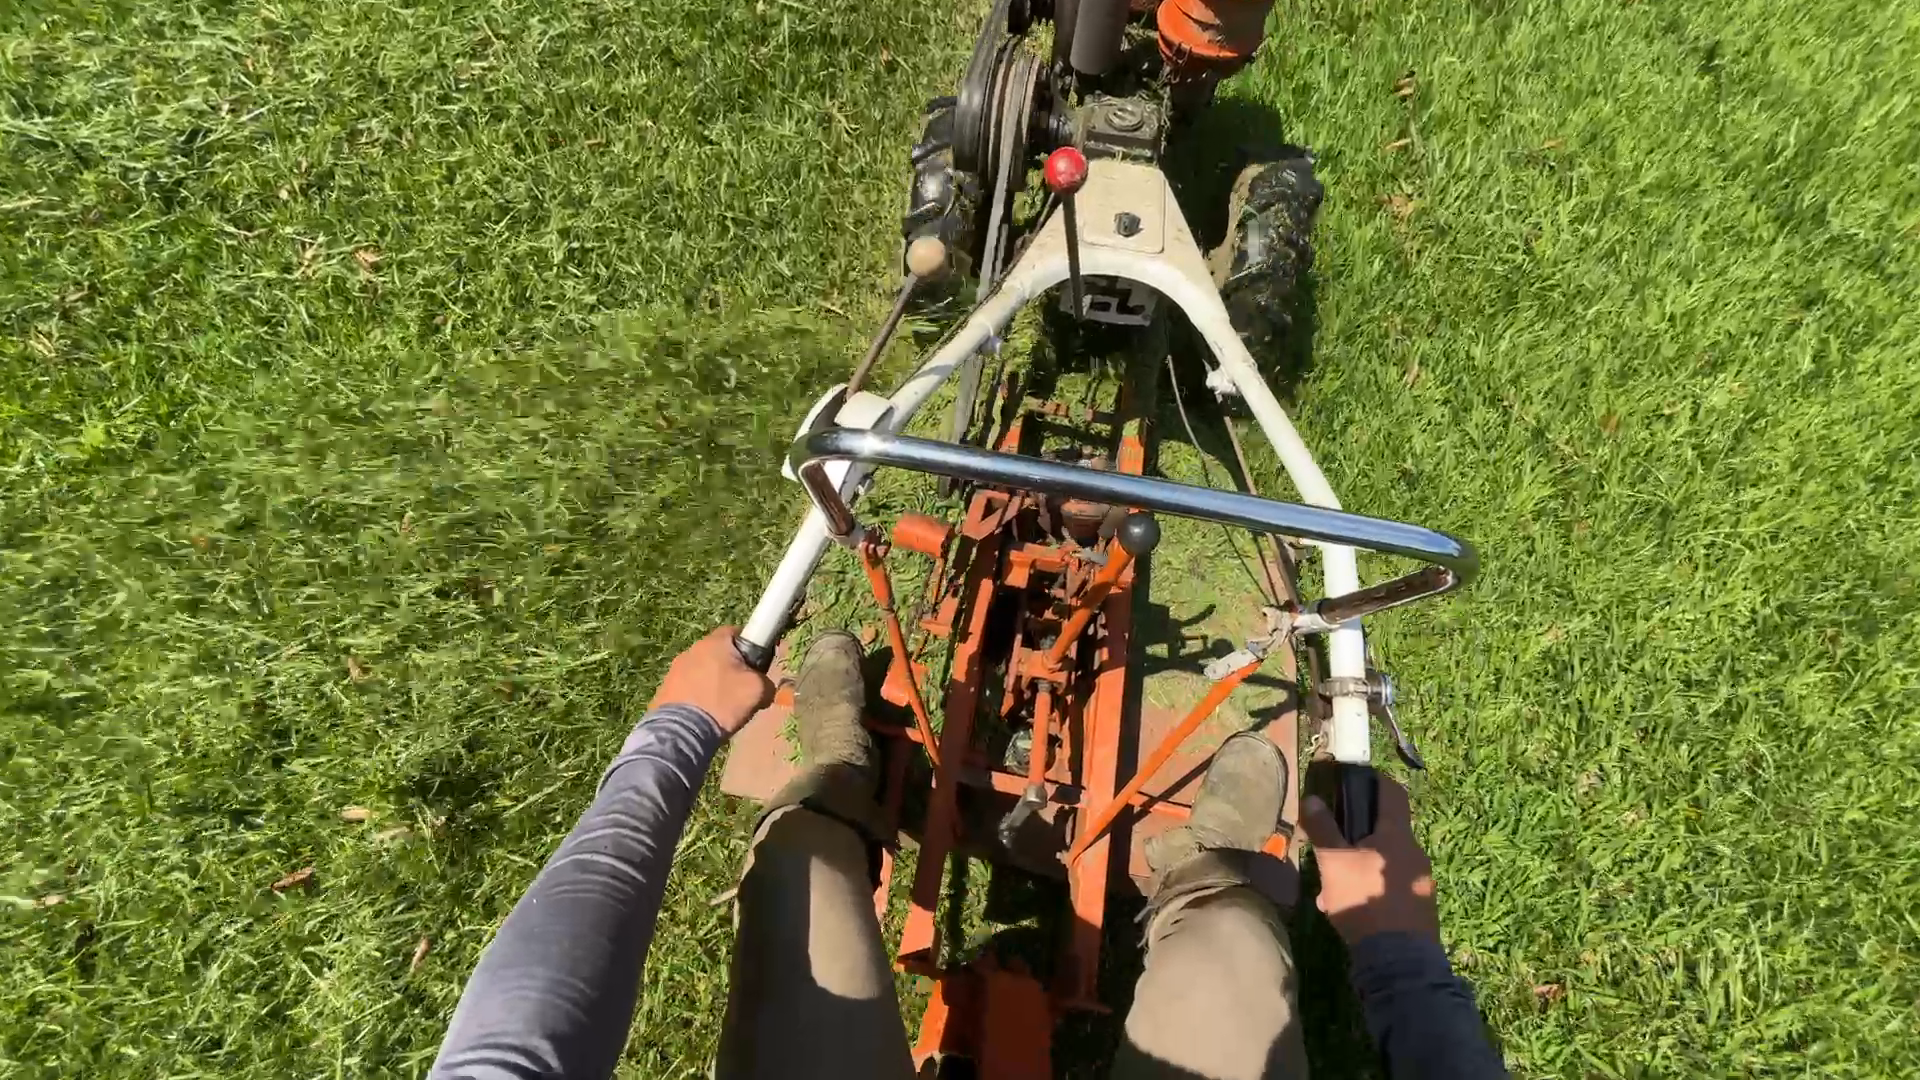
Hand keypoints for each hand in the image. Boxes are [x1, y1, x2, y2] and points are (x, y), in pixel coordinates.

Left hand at [649, 627, 773, 736]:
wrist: (682, 732)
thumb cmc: (723, 702)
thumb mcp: (759, 691)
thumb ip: (767, 682)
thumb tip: (765, 687)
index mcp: (716, 642)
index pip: (737, 632)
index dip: (750, 645)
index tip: (757, 664)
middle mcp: (692, 649)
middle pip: (718, 652)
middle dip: (730, 666)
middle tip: (741, 687)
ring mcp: (675, 669)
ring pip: (702, 670)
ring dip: (712, 681)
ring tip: (721, 705)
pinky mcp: (664, 688)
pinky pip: (688, 687)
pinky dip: (697, 695)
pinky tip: (704, 713)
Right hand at [1300, 772, 1441, 945]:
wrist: (1400, 962)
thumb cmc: (1364, 899)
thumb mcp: (1333, 861)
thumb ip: (1322, 828)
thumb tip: (1313, 799)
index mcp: (1398, 836)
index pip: (1393, 793)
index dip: (1375, 780)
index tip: (1353, 777)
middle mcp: (1415, 854)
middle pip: (1384, 829)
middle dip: (1355, 832)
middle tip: (1329, 840)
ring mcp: (1420, 883)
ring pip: (1382, 860)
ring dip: (1356, 863)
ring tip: (1330, 881)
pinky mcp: (1419, 908)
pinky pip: (1388, 885)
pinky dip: (1367, 885)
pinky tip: (1344, 904)